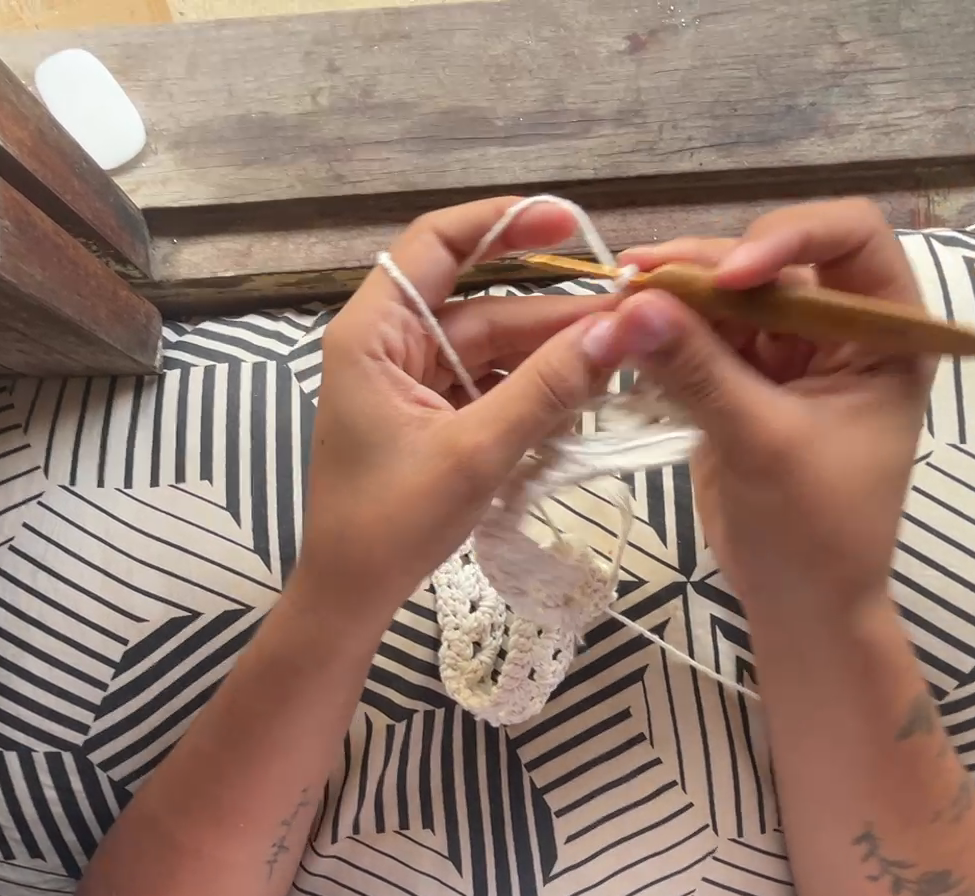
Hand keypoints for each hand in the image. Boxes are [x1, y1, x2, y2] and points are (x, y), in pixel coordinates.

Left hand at [298, 197, 621, 614]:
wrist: (350, 593)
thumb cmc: (393, 523)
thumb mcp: (476, 451)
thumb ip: (547, 388)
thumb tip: (619, 331)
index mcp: (374, 333)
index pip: (434, 245)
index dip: (502, 224)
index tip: (570, 224)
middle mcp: (386, 345)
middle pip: (478, 306)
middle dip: (549, 317)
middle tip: (624, 327)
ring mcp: (406, 383)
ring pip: (487, 350)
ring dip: (544, 360)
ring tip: (612, 368)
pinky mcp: (424, 417)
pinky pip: (482, 387)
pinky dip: (524, 392)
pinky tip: (573, 401)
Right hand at [595, 199, 932, 636]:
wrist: (797, 598)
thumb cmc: (814, 528)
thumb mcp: (762, 443)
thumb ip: (700, 371)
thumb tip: (633, 307)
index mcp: (883, 332)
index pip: (850, 240)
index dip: (789, 237)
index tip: (728, 278)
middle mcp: (835, 331)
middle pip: (771, 266)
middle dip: (705, 269)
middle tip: (633, 277)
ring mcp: (784, 357)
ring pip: (726, 303)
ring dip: (673, 299)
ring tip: (616, 297)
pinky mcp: (740, 386)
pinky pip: (699, 344)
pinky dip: (663, 338)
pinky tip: (622, 330)